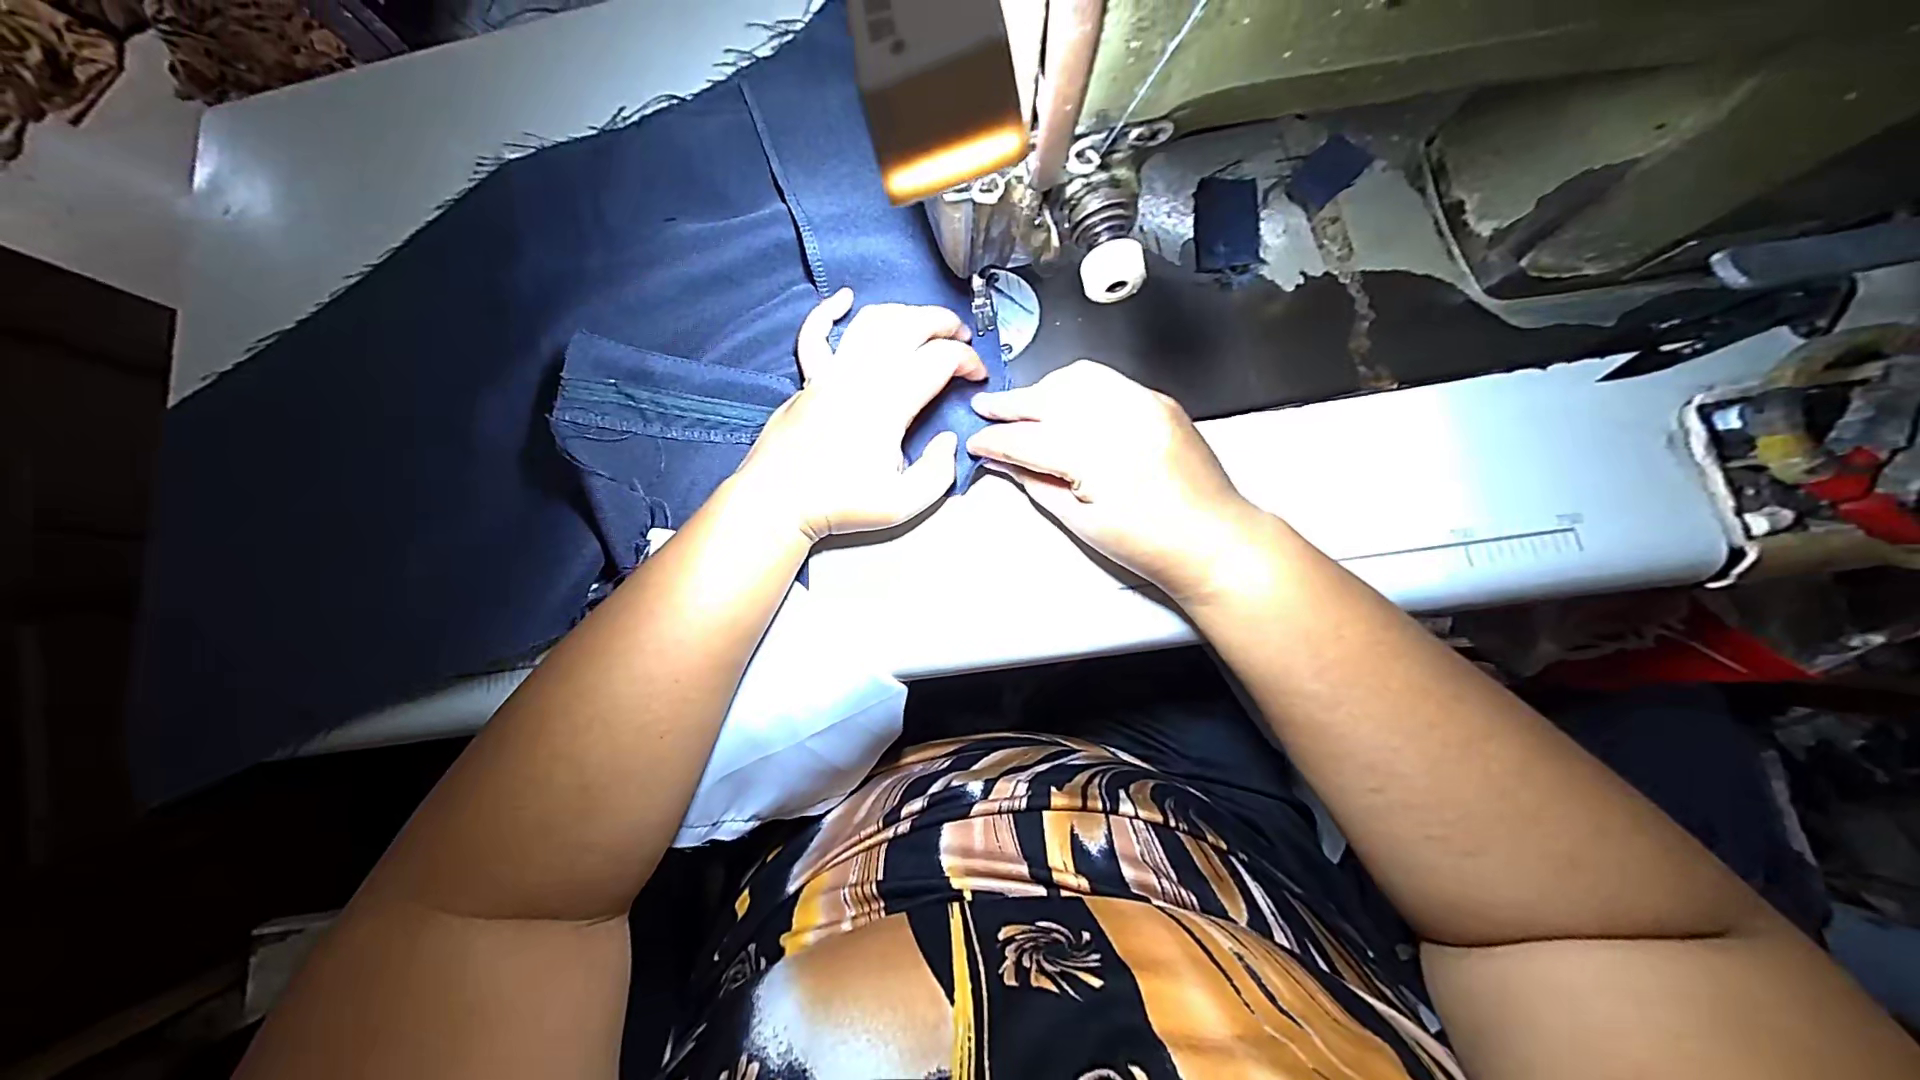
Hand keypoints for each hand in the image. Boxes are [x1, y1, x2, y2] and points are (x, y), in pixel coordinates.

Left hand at [735, 288, 986, 541]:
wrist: (778, 502)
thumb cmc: (835, 504)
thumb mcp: (903, 502)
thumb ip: (938, 472)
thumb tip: (947, 442)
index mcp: (889, 404)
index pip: (939, 359)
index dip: (967, 361)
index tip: (976, 375)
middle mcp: (860, 377)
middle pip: (910, 325)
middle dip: (943, 323)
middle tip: (960, 336)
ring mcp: (832, 374)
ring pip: (872, 321)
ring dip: (904, 312)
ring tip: (923, 321)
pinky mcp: (810, 380)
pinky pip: (817, 333)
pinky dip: (830, 311)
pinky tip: (844, 299)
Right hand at [965, 360, 1271, 603]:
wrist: (1212, 540)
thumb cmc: (1154, 544)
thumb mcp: (1080, 522)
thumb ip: (1037, 483)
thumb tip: (1007, 463)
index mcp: (1095, 457)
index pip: (1028, 439)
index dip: (995, 441)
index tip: (978, 442)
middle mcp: (1120, 420)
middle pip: (1048, 399)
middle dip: (1011, 404)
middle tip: (987, 409)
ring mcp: (1144, 405)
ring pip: (1077, 378)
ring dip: (1043, 388)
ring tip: (1023, 403)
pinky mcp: (1159, 402)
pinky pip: (1109, 380)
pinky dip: (1079, 386)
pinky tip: (1065, 400)